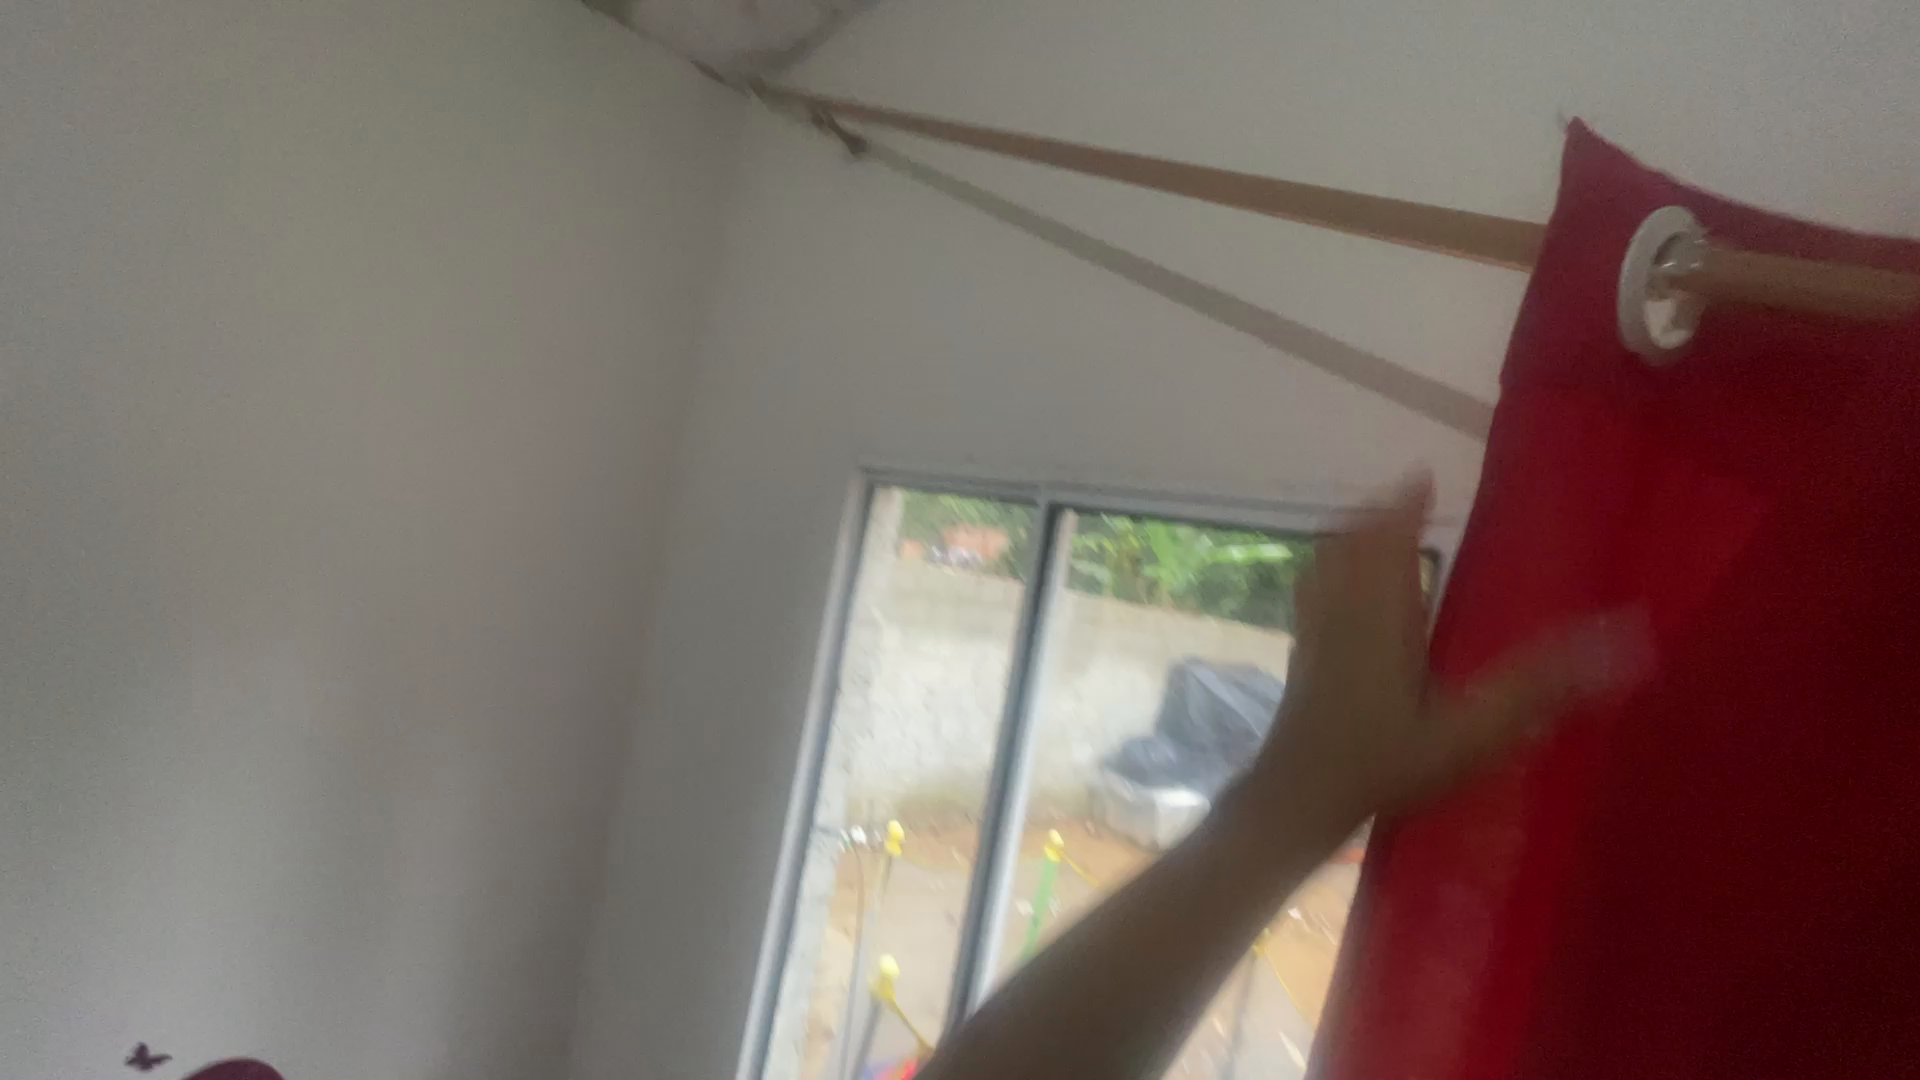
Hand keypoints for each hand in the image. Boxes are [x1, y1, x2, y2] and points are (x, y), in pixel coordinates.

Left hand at [1243, 472, 1648, 840]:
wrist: (1300, 790)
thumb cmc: (1385, 762)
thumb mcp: (1471, 733)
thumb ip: (1540, 688)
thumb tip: (1626, 639)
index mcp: (1381, 619)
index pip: (1387, 545)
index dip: (1402, 508)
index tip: (1419, 477)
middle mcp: (1341, 613)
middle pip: (1350, 545)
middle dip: (1375, 514)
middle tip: (1404, 494)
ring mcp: (1313, 631)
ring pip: (1324, 564)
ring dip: (1348, 535)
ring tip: (1373, 521)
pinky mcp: (1300, 652)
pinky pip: (1309, 591)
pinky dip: (1325, 566)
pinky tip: (1332, 576)